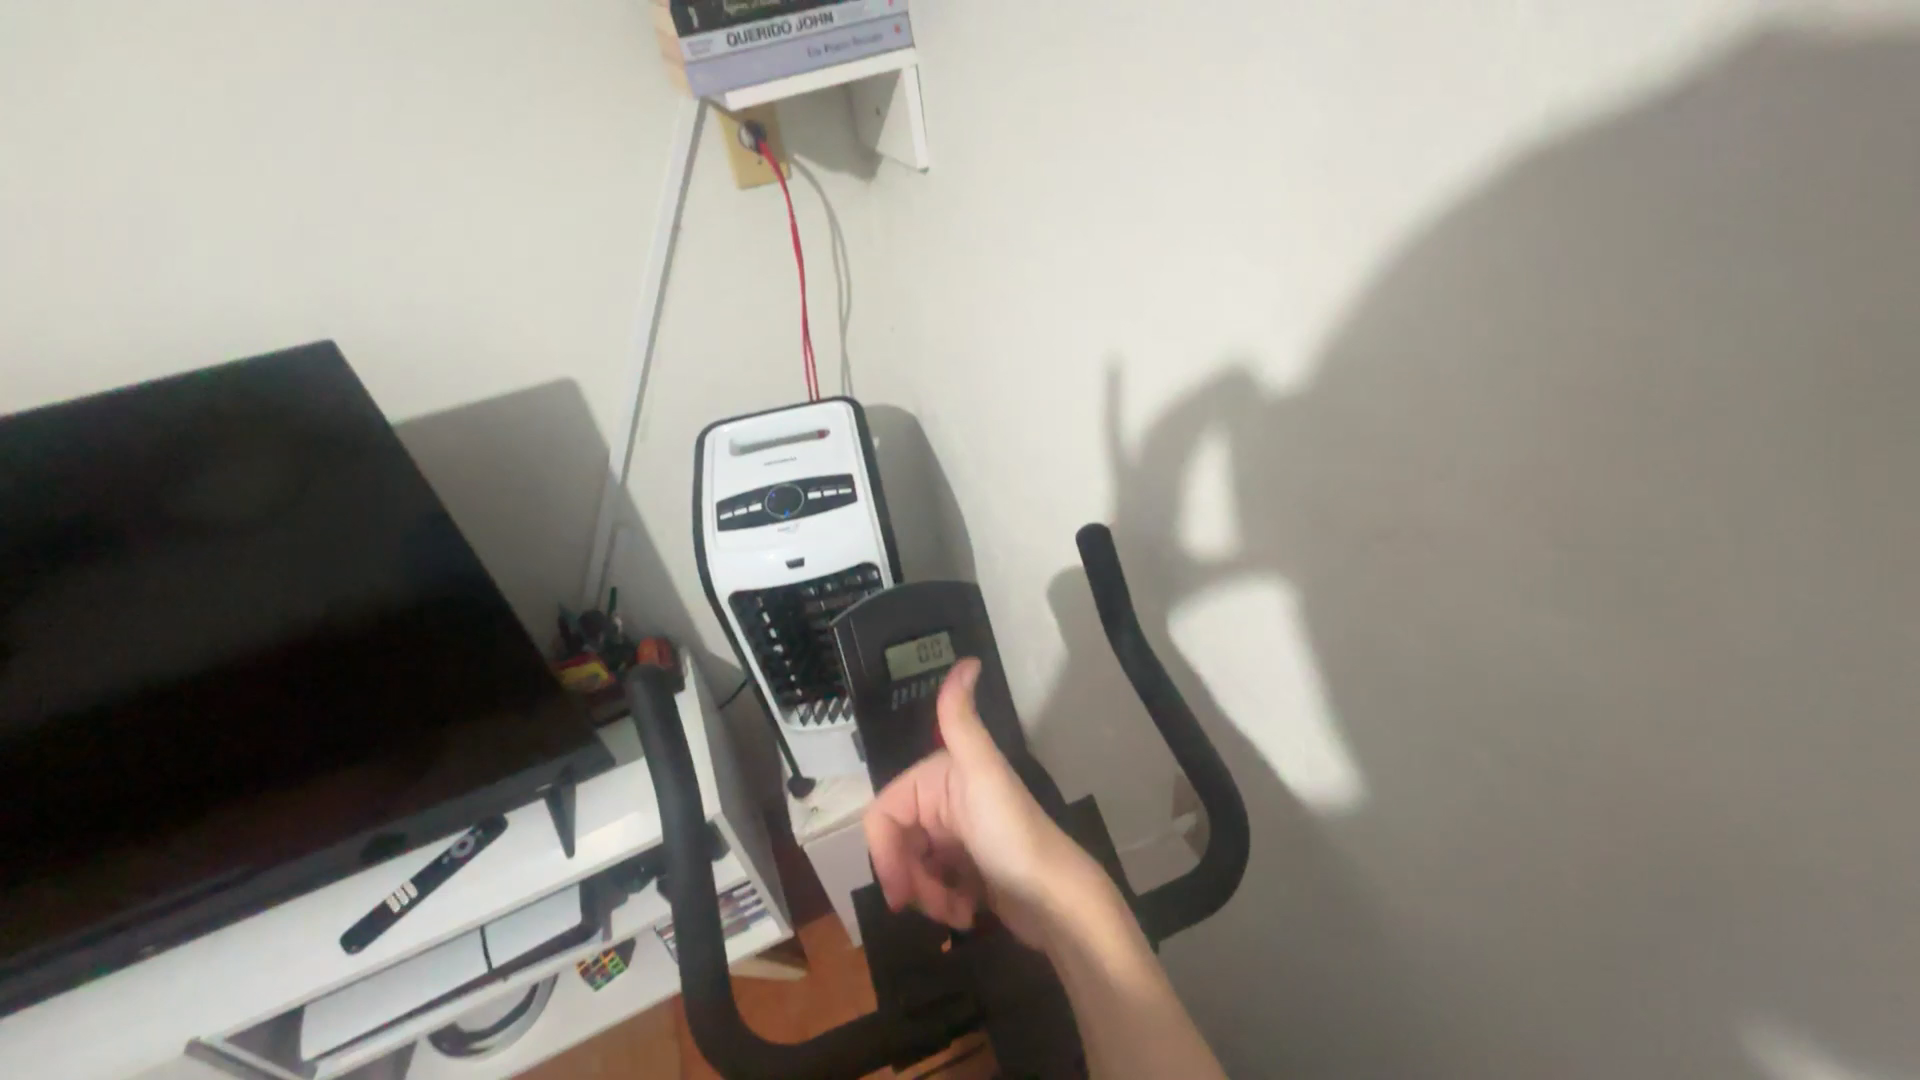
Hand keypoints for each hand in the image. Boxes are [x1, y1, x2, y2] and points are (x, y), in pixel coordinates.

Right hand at [863, 658, 1099, 947]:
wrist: (1057, 900)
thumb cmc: (1014, 836)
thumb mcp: (983, 774)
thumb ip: (962, 721)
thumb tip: (969, 659)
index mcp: (940, 775)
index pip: (885, 814)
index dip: (886, 854)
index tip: (901, 892)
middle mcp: (946, 800)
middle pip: (897, 844)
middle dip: (910, 879)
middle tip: (931, 906)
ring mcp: (957, 836)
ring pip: (912, 868)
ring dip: (927, 895)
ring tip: (957, 911)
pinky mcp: (968, 868)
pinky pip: (933, 886)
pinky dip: (942, 903)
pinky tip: (967, 913)